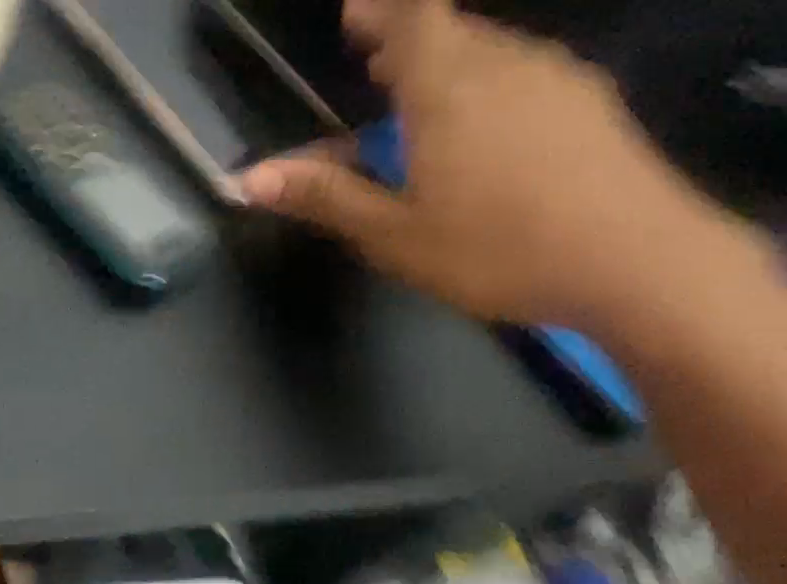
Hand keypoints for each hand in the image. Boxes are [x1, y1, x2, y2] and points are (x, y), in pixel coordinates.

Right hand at [238, 0, 723, 330]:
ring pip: (491, 52)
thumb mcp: (392, 233)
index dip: (382, 11)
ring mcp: (557, 80)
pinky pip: (523, 73)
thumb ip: (325, 197)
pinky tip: (478, 128)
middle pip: (453, 32)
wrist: (634, 260)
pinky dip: (486, 84)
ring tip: (416, 100)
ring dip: (448, 65)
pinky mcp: (588, 104)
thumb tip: (249, 178)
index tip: (355, 13)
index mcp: (450, 90)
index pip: (415, 21)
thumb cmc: (495, 249)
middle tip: (374, 65)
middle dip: (408, 42)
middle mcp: (507, 67)